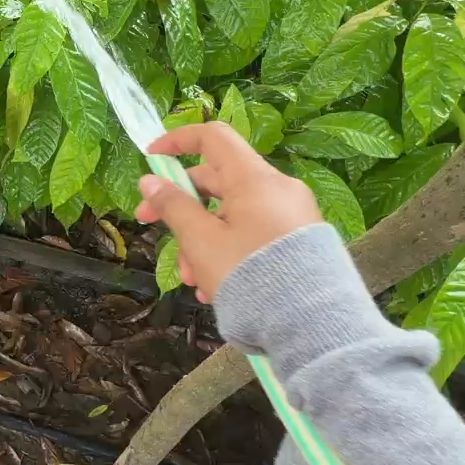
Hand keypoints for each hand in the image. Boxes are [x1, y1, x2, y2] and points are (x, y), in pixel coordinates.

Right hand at [136, 122, 323, 302]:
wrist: (315, 327)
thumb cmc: (248, 273)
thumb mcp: (199, 240)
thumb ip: (172, 206)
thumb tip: (150, 181)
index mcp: (254, 179)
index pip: (213, 137)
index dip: (177, 141)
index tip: (151, 158)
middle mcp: (278, 189)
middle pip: (217, 181)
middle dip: (181, 207)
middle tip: (150, 226)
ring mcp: (293, 216)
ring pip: (232, 214)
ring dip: (201, 238)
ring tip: (190, 278)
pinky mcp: (301, 242)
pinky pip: (253, 233)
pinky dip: (227, 249)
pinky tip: (214, 285)